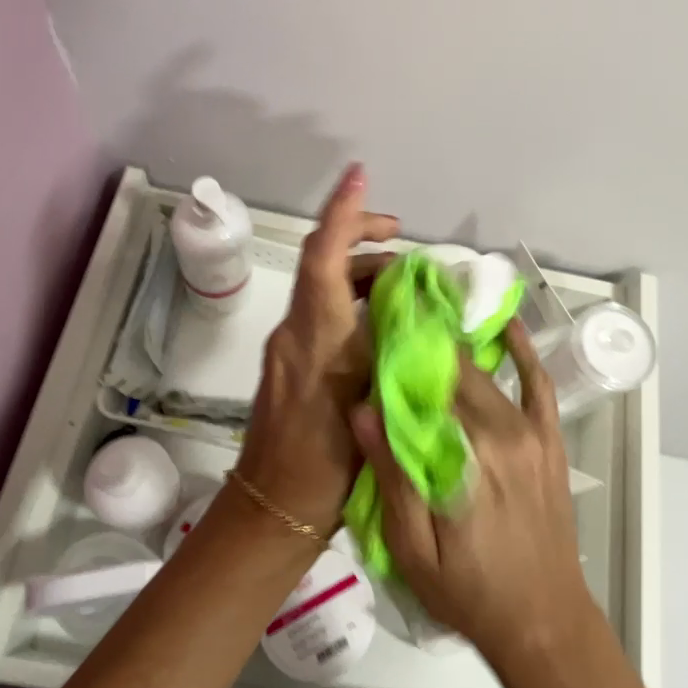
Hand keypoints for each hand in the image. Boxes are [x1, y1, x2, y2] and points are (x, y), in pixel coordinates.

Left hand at [236, 163, 398, 536]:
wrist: (272, 511)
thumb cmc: (328, 466)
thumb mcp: (375, 406)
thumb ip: (395, 355)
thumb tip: (415, 314)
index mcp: (318, 336)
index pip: (323, 256)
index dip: (343, 213)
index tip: (359, 176)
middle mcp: (295, 332)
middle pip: (322, 264)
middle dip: (360, 240)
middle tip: (405, 244)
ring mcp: (287, 348)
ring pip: (322, 290)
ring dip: (359, 275)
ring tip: (406, 290)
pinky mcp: (287, 366)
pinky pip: (319, 316)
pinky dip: (350, 305)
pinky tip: (382, 329)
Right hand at [349, 319, 594, 655]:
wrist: (544, 620)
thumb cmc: (469, 592)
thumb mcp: (413, 550)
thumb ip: (392, 479)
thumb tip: (362, 411)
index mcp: (464, 459)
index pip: (422, 390)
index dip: (394, 360)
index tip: (367, 340)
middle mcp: (501, 433)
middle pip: (452, 374)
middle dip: (419, 351)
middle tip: (387, 335)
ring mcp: (532, 432)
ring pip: (485, 374)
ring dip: (454, 349)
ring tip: (423, 324)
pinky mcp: (549, 439)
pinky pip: (538, 382)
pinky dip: (521, 349)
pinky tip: (503, 324)